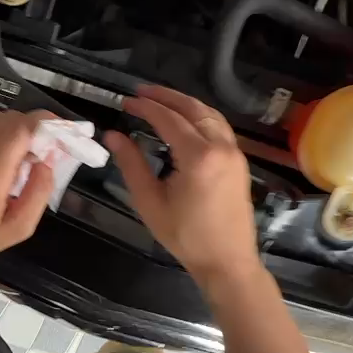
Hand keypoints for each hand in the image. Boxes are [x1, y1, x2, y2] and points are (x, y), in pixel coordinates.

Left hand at [0, 109, 56, 266]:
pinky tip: (6, 151)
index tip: (60, 130)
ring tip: (26, 148)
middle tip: (46, 144)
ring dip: (15, 125)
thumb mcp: (19, 228)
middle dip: (33, 125)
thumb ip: (38, 193)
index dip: (44, 123)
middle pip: (9, 118)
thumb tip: (47, 162)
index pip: (20, 129)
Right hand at [104, 85, 261, 283]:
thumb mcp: (150, 201)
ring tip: (160, 100)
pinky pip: (219, 127)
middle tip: (141, 92)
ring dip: (185, 103)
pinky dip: (200, 116)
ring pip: (210, 115)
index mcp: (198, 156)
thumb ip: (131, 164)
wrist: (226, 260)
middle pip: (193, 109)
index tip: (125, 101)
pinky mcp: (239, 161)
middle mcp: (221, 147)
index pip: (168, 119)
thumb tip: (114, 136)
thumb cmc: (184, 236)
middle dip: (166, 97)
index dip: (145, 107)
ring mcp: (235, 152)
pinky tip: (185, 120)